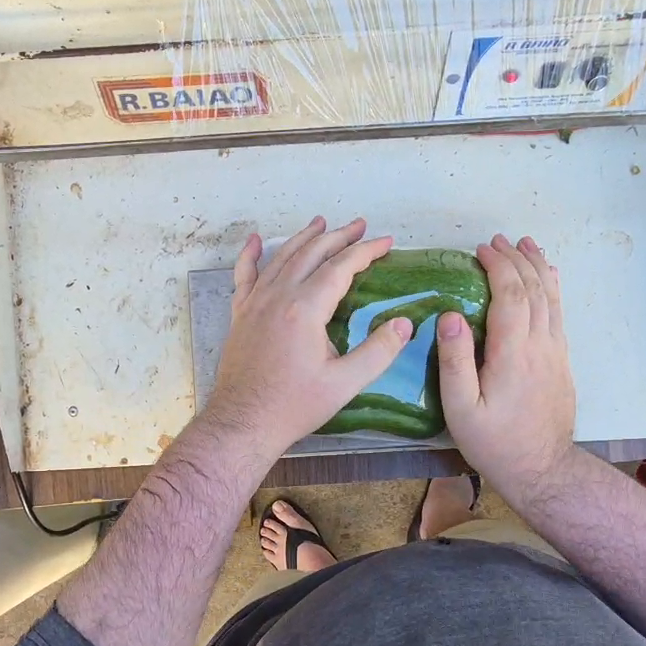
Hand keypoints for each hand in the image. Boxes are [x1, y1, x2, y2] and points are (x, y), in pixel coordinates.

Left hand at [204, 216, 411, 456]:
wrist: (243, 422)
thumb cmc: (294, 406)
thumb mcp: (344, 384)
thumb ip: (377, 352)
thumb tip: (405, 324)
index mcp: (305, 309)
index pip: (340, 268)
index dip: (366, 251)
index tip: (386, 243)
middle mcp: (278, 297)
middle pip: (312, 254)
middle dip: (339, 236)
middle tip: (360, 225)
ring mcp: (255, 304)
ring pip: (281, 258)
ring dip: (304, 238)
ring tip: (321, 223)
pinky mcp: (240, 316)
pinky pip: (244, 276)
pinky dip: (251, 255)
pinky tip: (255, 240)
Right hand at [437, 234, 578, 502]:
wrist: (542, 469)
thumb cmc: (494, 442)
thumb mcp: (461, 409)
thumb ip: (455, 361)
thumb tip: (451, 315)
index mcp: (513, 353)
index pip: (510, 295)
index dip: (497, 267)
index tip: (480, 249)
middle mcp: (541, 345)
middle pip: (534, 289)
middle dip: (516, 259)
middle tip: (498, 241)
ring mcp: (556, 353)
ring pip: (552, 298)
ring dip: (538, 267)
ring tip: (526, 244)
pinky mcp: (562, 362)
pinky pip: (559, 314)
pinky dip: (552, 289)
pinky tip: (548, 279)